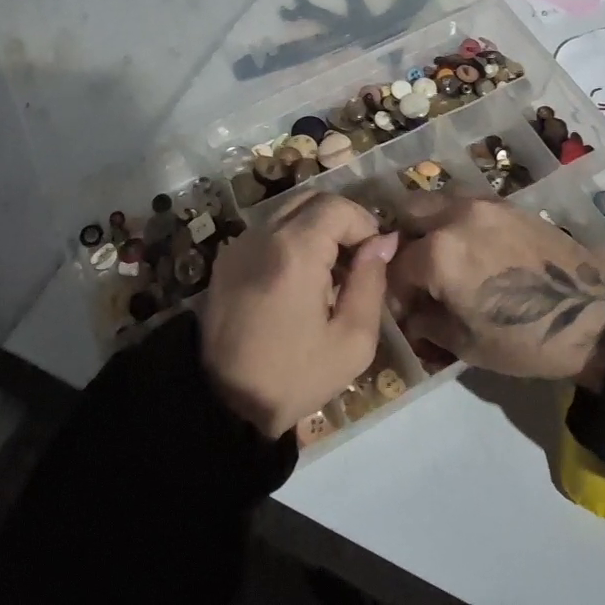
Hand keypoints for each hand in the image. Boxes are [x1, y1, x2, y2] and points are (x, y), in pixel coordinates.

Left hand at [200, 191, 397, 438]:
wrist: (221, 405)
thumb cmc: (293, 377)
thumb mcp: (351, 341)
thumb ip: (370, 283)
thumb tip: (383, 244)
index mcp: (294, 251)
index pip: (336, 207)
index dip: (364, 224)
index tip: (376, 257)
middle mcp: (261, 236)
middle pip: (310, 200)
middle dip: (341, 221)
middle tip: (357, 259)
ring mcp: (238, 246)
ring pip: (287, 213)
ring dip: (315, 231)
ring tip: (329, 275)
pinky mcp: (225, 262)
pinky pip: (266, 233)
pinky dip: (290, 242)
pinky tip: (299, 283)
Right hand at [387, 194, 604, 388]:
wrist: (596, 317)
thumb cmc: (527, 339)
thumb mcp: (467, 345)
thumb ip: (427, 323)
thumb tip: (412, 313)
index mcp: (439, 254)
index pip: (394, 266)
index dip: (394, 291)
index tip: (406, 309)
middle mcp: (455, 217)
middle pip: (407, 215)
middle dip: (404, 243)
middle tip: (417, 274)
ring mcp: (483, 204)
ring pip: (435, 202)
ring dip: (429, 226)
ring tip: (444, 259)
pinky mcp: (507, 203)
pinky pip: (465, 204)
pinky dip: (456, 221)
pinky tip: (471, 250)